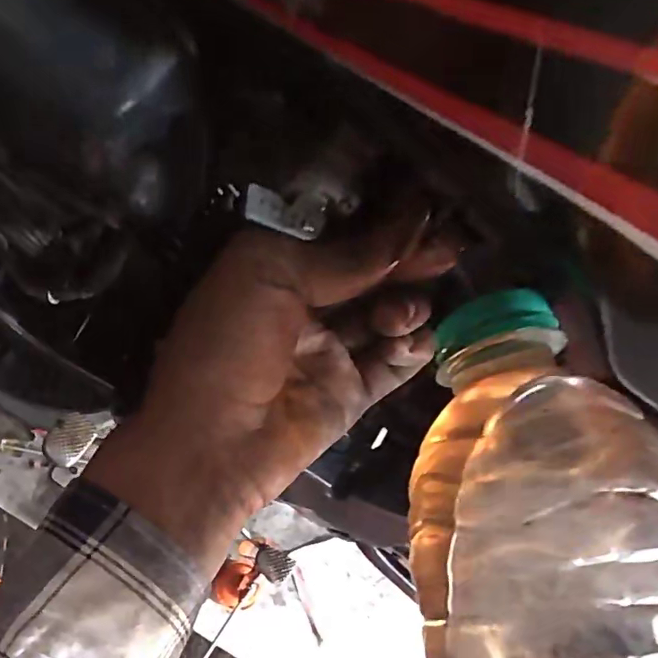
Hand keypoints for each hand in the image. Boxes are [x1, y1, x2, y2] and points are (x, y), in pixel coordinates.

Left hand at [84, 210, 459, 571]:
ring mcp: (329, 354)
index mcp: (272, 275)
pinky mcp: (350, 395)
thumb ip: (338, 257)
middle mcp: (303, 311)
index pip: (339, 241)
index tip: (423, 212)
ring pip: (387, 316)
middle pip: (369, 276)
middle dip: (406, 261)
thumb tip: (406, 230)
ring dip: (406, 305)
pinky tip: (407, 339)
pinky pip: (394, 364)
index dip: (379, 227)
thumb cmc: (224, 348)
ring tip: (398, 312)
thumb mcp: (265, 278)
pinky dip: (411, 347)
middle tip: (445, 249)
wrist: (211, 444)